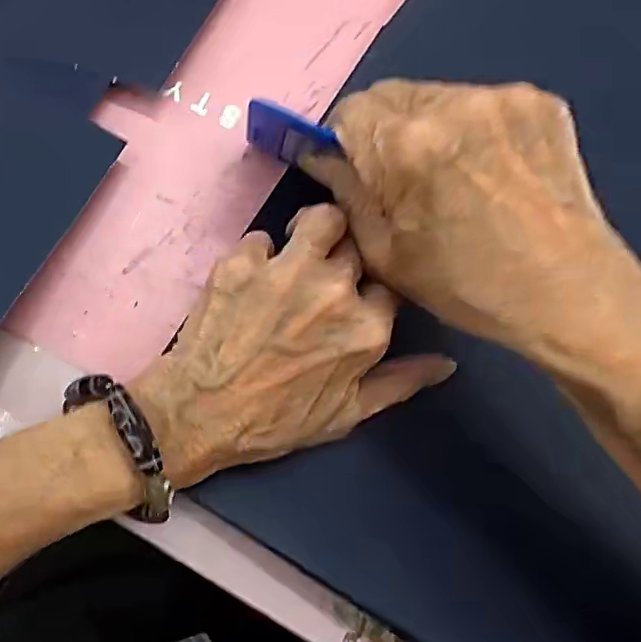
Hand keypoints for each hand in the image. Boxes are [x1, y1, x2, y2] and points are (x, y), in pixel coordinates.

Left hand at [129, 203, 455, 487]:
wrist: (195, 413)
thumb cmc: (270, 422)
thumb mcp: (342, 416)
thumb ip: (397, 384)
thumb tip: (446, 363)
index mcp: (367, 327)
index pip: (390, 283)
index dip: (370, 288)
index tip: (353, 298)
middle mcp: (333, 290)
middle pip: (359, 246)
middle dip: (344, 258)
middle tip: (319, 277)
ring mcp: (286, 271)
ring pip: (321, 219)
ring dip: (314, 231)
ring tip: (296, 251)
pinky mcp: (241, 262)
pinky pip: (260, 237)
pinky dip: (257, 253)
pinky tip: (247, 277)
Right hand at [301, 80, 640, 370]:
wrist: (564, 288)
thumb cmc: (461, 282)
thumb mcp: (380, 249)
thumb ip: (346, 192)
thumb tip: (322, 159)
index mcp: (406, 146)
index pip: (347, 112)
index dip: (335, 140)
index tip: (339, 167)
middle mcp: (454, 105)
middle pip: (388, 95)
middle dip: (375, 130)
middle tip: (384, 175)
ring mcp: (503, 99)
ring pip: (430, 96)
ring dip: (417, 128)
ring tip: (434, 177)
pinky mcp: (538, 102)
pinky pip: (474, 103)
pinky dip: (459, 129)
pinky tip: (472, 171)